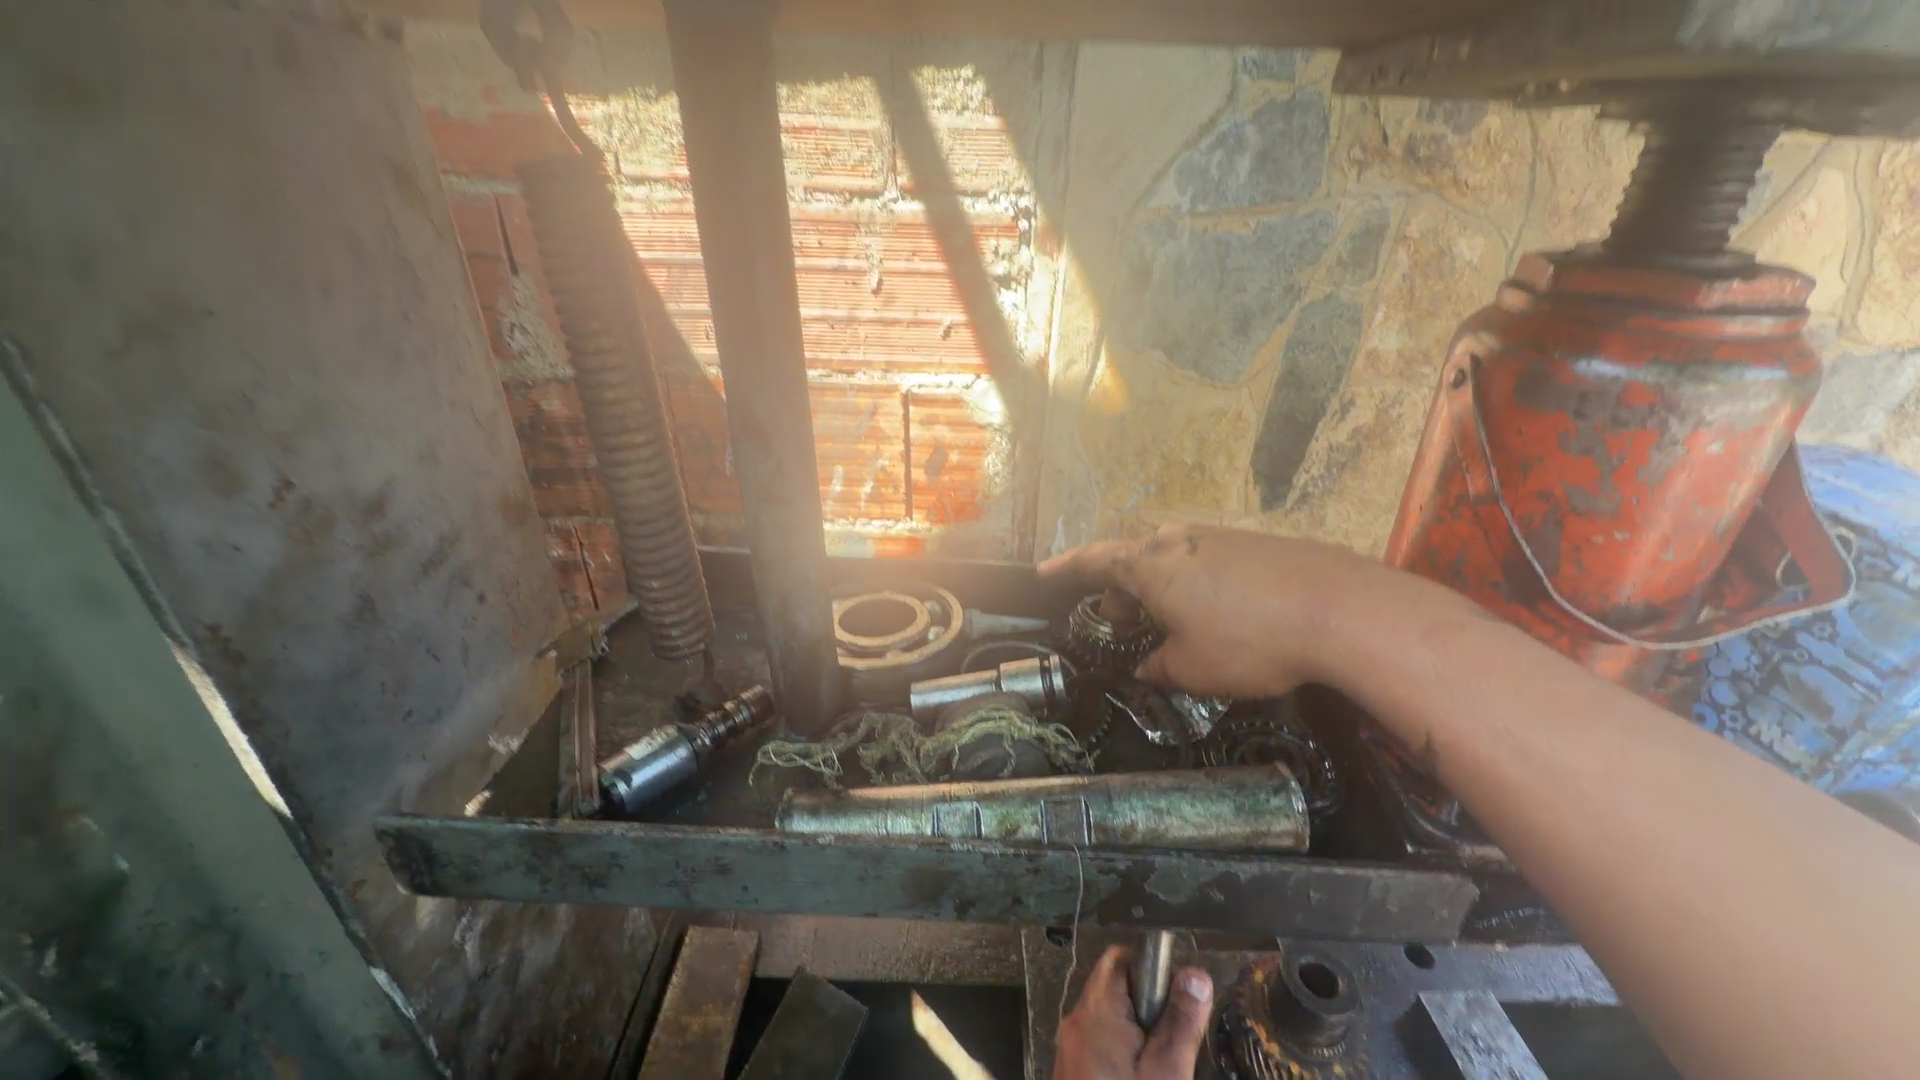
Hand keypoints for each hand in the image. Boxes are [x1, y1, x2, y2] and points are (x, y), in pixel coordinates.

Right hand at [1039, 524, 1381, 698]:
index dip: (1066, 568)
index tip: (1043, 574)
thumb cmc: (1250, 640)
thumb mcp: (1194, 669)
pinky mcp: (1261, 544)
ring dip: (1162, 586)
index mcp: (1152, 564)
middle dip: (1122, 589)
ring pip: (1175, 558)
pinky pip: (1210, 561)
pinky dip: (1198, 584)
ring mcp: (1224, 536)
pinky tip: (1222, 613)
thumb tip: (1147, 667)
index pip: (1095, 560)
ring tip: (1171, 620)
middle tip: (1122, 621)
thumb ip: (1161, 668)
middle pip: (1136, 558)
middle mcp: (1182, 539)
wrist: (1343, 609)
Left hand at [1054, 946, 1212, 1079]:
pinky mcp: (1074, 1071)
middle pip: (1116, 987)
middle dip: (1151, 1005)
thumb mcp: (1167, 1071)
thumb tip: (1195, 973)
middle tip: (1178, 1039)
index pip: (1120, 958)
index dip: (1152, 967)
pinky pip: (1103, 1043)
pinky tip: (1146, 1078)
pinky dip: (1127, 1052)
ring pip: (1112, 1018)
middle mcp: (1077, 1019)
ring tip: (1167, 1064)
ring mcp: (1072, 1047)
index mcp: (1096, 1009)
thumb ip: (1181, 1020)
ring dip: (1142, 1032)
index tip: (1180, 996)